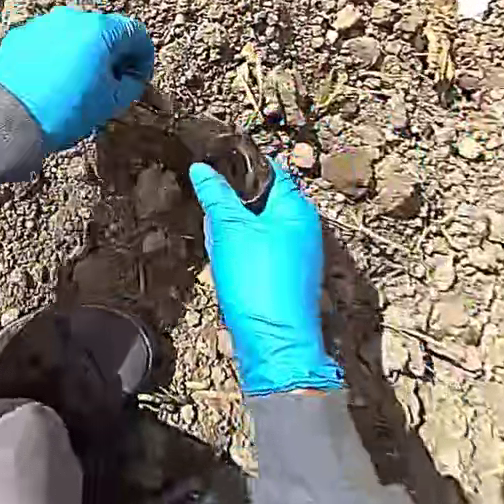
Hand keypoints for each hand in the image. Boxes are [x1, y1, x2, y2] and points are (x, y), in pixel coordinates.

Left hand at [0, 7, 153, 150]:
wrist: (9, 119)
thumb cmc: (65, 111)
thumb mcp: (111, 103)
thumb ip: (131, 83)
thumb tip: (130, 76)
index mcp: (99, 29)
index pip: (135, 34)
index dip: (142, 58)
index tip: (136, 79)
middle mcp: (71, 18)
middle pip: (103, 31)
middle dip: (110, 55)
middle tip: (108, 84)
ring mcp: (42, 24)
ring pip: (73, 35)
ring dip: (81, 54)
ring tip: (75, 85)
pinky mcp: (19, 36)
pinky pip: (47, 42)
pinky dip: (54, 56)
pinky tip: (49, 82)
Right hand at [190, 160, 342, 395]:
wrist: (273, 341)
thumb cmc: (256, 277)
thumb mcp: (229, 228)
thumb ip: (216, 195)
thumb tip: (201, 168)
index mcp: (295, 209)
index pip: (271, 171)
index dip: (243, 164)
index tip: (213, 162)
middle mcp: (301, 227)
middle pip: (261, 199)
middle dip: (232, 203)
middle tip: (211, 212)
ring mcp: (294, 253)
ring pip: (255, 226)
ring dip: (231, 230)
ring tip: (217, 244)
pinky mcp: (283, 274)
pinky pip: (257, 249)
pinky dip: (238, 250)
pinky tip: (224, 263)